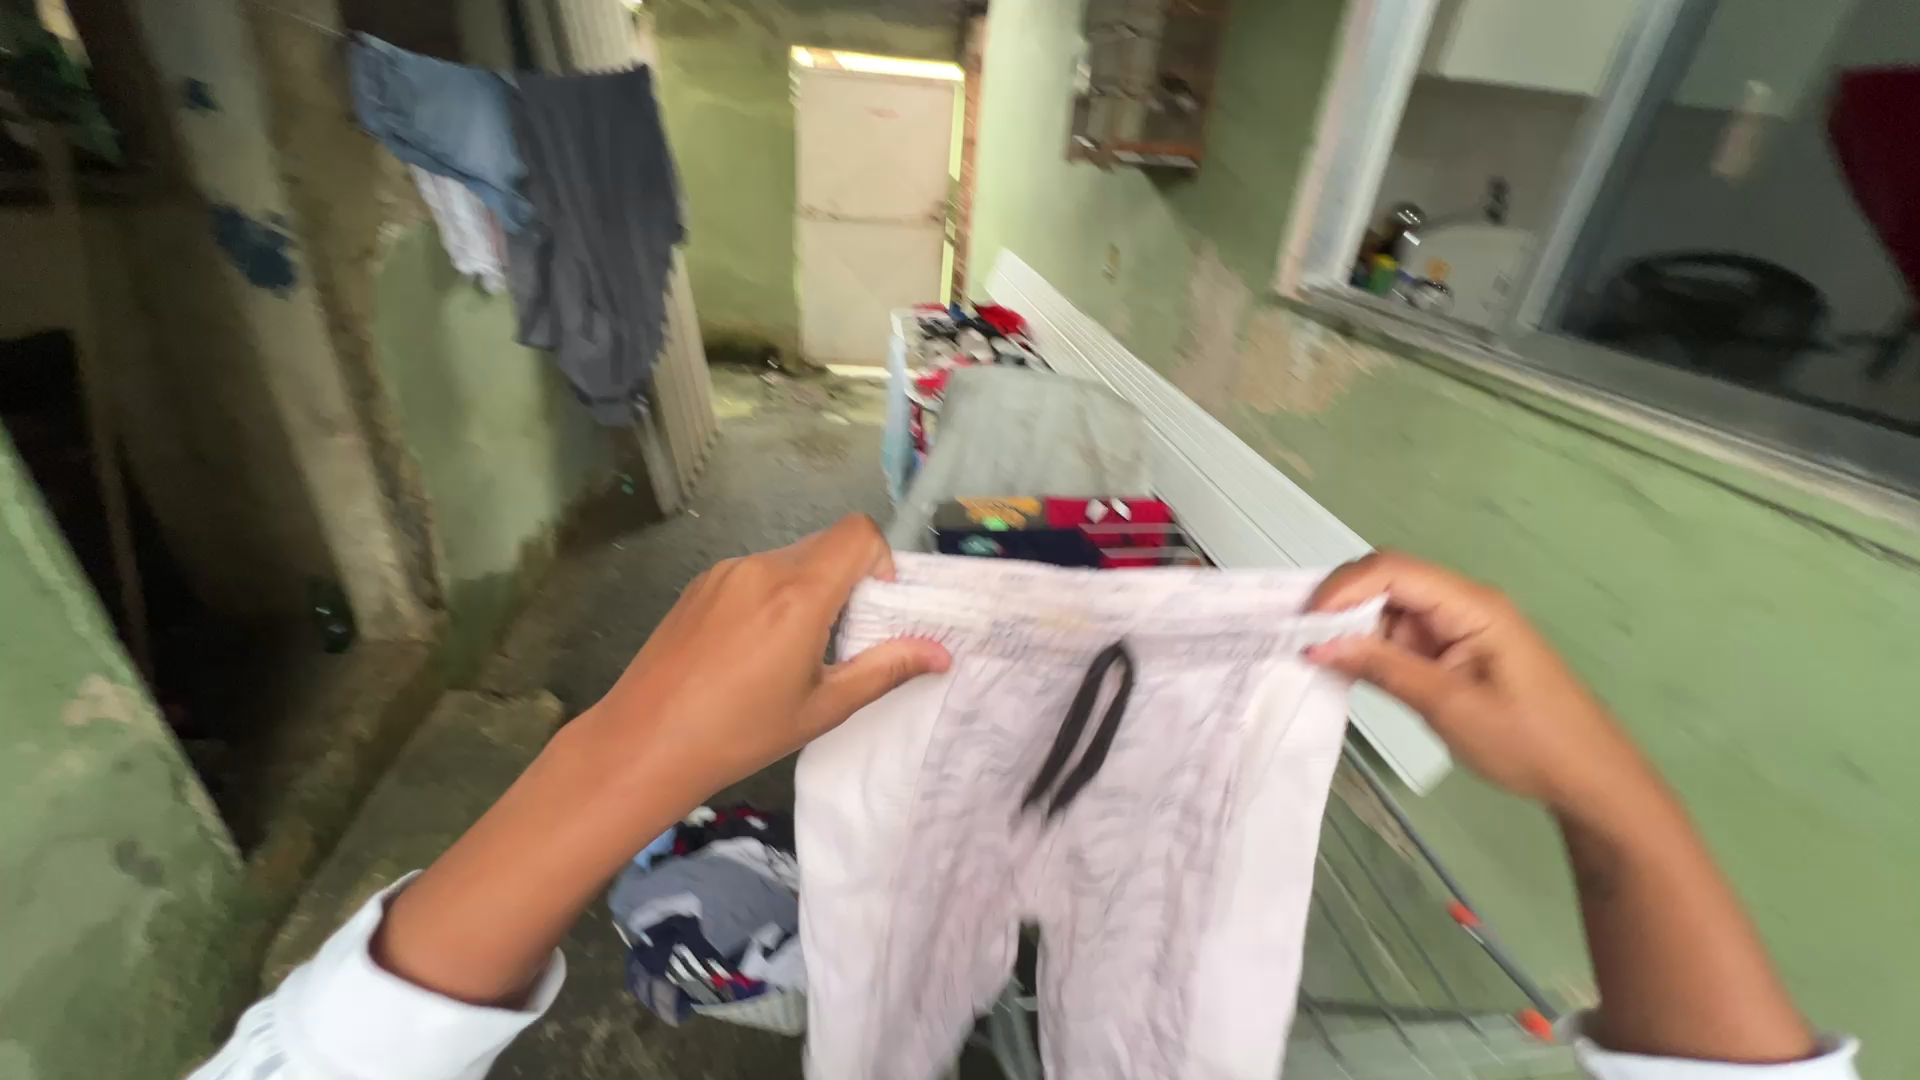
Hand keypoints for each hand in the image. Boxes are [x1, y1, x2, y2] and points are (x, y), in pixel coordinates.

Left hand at [575, 513, 951, 795]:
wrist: (641, 743)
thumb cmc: (740, 733)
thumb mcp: (822, 707)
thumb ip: (886, 670)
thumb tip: (942, 655)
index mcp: (798, 595)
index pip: (858, 533)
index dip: (879, 560)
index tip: (872, 607)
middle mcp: (762, 567)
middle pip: (827, 545)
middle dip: (848, 579)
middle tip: (837, 637)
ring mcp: (725, 571)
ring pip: (791, 558)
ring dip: (810, 587)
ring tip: (789, 649)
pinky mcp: (700, 583)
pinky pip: (756, 571)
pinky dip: (774, 593)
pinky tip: (750, 646)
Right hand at [1305, 551, 1650, 816]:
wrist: (1589, 781)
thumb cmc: (1527, 741)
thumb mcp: (1447, 704)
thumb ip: (1380, 667)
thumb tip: (1317, 645)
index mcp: (1471, 605)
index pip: (1393, 571)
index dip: (1343, 588)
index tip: (1306, 621)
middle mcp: (1460, 604)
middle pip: (1386, 579)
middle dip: (1339, 600)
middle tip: (1300, 633)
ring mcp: (1454, 626)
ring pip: (1386, 606)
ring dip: (1348, 624)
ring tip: (1313, 650)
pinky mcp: (1448, 649)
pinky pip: (1396, 633)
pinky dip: (1366, 644)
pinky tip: (1343, 662)